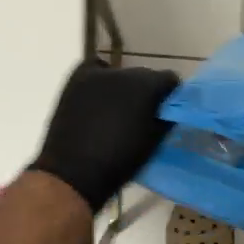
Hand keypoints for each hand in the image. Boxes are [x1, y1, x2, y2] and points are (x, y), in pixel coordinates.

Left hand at [32, 62, 180, 211]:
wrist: (74, 172)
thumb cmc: (120, 162)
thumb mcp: (153, 142)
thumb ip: (165, 119)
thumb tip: (167, 109)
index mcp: (147, 86)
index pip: (169, 79)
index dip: (169, 96)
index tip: (164, 111)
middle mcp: (124, 72)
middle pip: (144, 76)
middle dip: (145, 92)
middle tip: (140, 113)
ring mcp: (98, 74)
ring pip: (120, 74)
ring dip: (122, 87)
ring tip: (115, 109)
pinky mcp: (76, 78)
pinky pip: (95, 70)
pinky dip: (99, 79)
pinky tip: (97, 96)